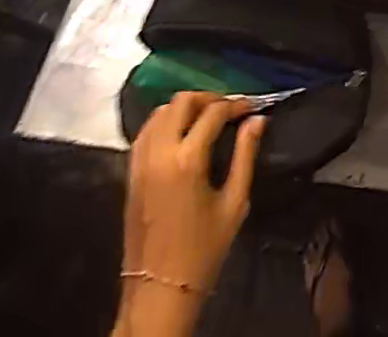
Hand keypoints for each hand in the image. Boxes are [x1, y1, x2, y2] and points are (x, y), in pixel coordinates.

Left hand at [123, 92, 267, 295]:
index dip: (235, 105)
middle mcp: (160, 152)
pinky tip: (181, 132)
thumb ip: (245, 156)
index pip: (213, 113)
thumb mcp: (234, 203)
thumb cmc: (203, 250)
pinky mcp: (130, 172)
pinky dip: (164, 121)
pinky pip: (145, 131)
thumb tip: (257, 121)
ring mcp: (140, 161)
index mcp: (187, 160)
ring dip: (184, 107)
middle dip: (208, 98)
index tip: (251, 108)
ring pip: (160, 112)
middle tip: (229, 109)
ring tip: (206, 118)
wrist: (159, 289)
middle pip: (181, 102)